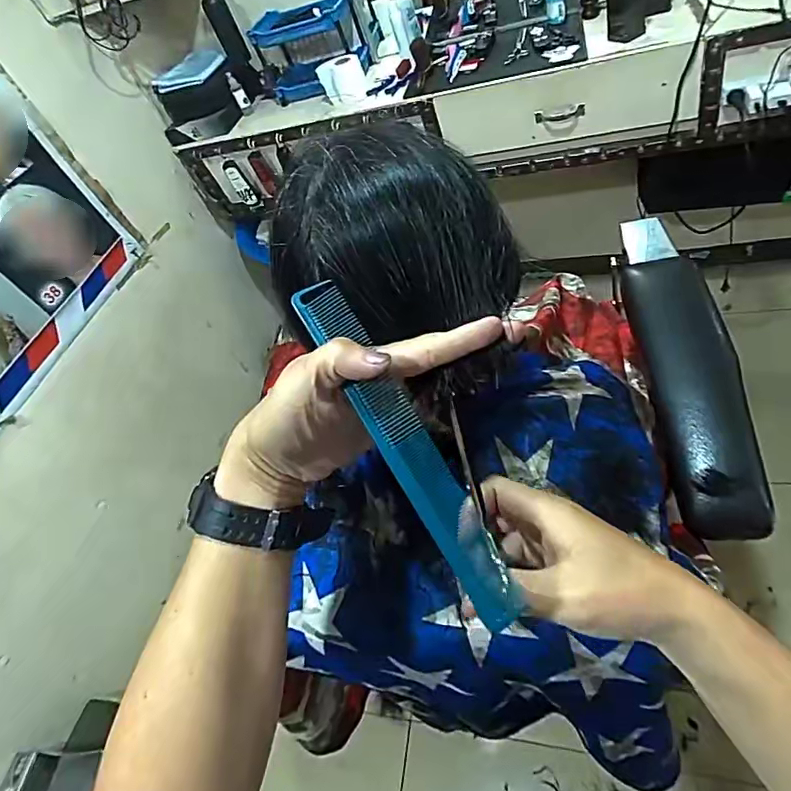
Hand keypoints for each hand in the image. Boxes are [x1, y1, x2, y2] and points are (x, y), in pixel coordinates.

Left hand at [215, 317, 505, 508]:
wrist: (277, 465)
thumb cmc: (284, 416)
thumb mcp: (303, 381)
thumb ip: (339, 361)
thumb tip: (385, 359)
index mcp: (366, 355)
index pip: (419, 348)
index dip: (456, 339)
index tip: (492, 325)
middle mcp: (385, 371)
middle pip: (436, 356)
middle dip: (473, 343)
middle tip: (513, 332)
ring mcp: (390, 398)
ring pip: (436, 376)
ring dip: (469, 363)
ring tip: (505, 352)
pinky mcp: (392, 422)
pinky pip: (427, 404)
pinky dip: (452, 391)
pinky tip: (476, 384)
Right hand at [480, 476, 705, 643]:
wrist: (669, 607)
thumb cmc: (615, 591)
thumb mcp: (559, 594)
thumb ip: (510, 592)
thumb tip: (467, 598)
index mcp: (548, 512)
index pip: (495, 490)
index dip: (471, 510)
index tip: (457, 548)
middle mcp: (551, 520)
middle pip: (501, 518)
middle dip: (479, 546)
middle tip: (464, 583)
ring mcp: (561, 541)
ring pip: (515, 544)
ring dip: (497, 567)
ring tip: (479, 602)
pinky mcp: (569, 562)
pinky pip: (531, 562)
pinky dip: (516, 579)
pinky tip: (506, 606)